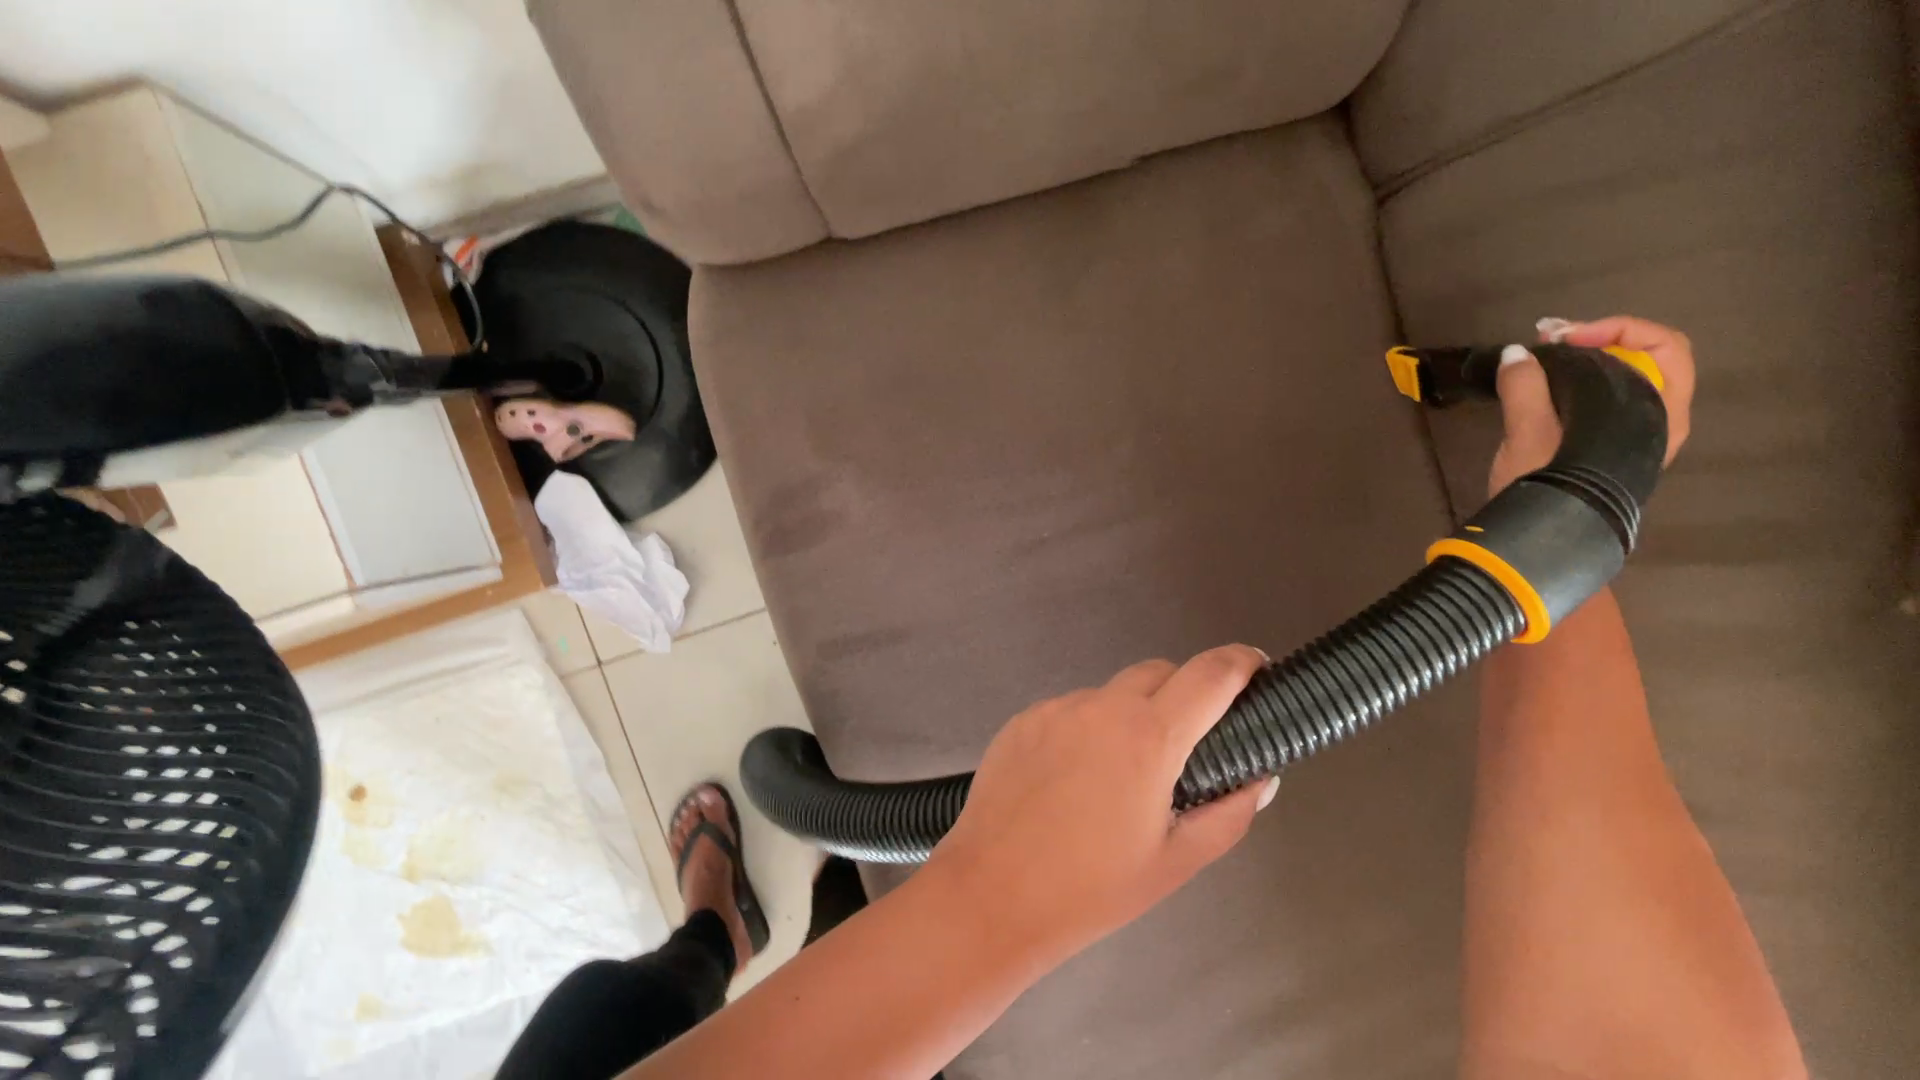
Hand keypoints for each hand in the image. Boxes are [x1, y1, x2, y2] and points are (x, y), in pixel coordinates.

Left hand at [922, 646, 1277, 963]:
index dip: (1241, 662)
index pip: (1209, 674)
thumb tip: (1260, 778)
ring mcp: (1054, 709)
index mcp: (1147, 737)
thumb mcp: (1176, 862)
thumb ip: (1229, 813)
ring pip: (1111, 692)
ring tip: (1120, 777)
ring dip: (1131, 715)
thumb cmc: (1091, 889)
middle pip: (1160, 672)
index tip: (1257, 667)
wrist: (991, 895)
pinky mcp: (1021, 720)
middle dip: (1185, 693)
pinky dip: (1087, 729)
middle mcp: (1100, 707)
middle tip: (1188, 744)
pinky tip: (1073, 780)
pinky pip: (1070, 710)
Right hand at [1489, 316, 1697, 497]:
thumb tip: (1516, 354)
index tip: (1562, 339)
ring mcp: (1638, 435)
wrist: (1543, 545)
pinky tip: (1544, 388)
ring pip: (1625, 379)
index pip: (1662, 345)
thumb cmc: (1549, 488)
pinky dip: (1580, 383)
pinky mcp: (1610, 447)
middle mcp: (1661, 419)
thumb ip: (1525, 387)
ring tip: (1539, 359)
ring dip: (1585, 361)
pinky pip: (1608, 399)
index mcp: (1660, 412)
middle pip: (1646, 356)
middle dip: (1597, 339)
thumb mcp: (1529, 434)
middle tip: (1546, 341)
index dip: (1614, 329)